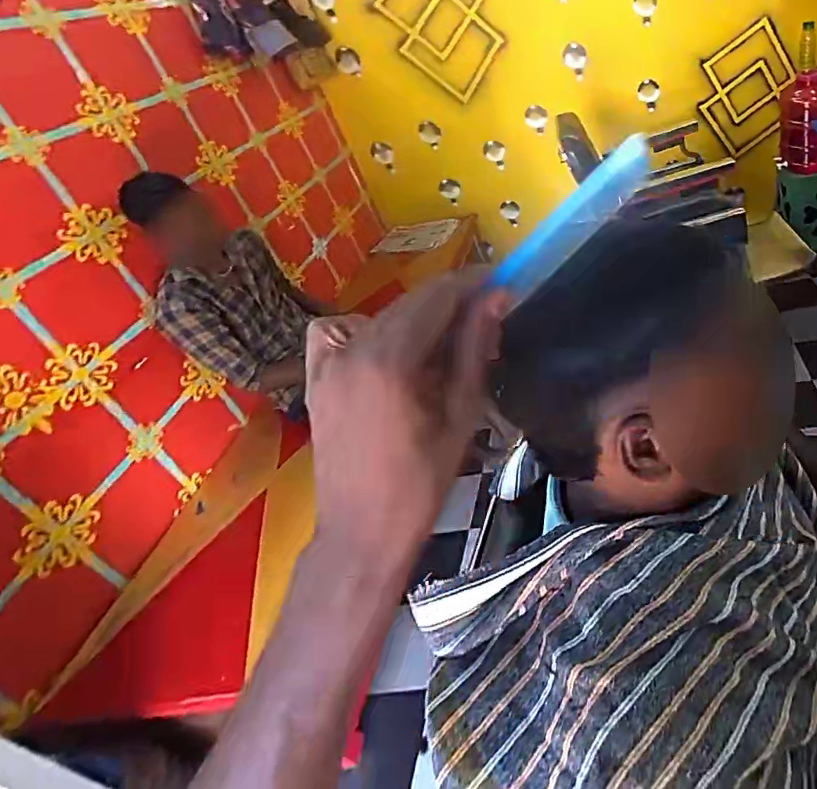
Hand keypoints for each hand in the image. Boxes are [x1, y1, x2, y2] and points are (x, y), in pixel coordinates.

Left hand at [305, 273, 506, 561]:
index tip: (501, 287)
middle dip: (452, 302)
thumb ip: (475, 349)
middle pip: (411, 301)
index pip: (438, 296)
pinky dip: (367, 329)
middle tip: (484, 322)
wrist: (361, 532)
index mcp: (390, 359)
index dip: (474, 284)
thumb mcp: (460, 415)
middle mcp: (352, 348)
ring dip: (418, 318)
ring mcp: (326, 361)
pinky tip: (387, 354)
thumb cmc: (421, 484)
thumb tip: (496, 298)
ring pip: (382, 314)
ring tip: (440, 350)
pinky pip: (338, 330)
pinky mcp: (314, 375)